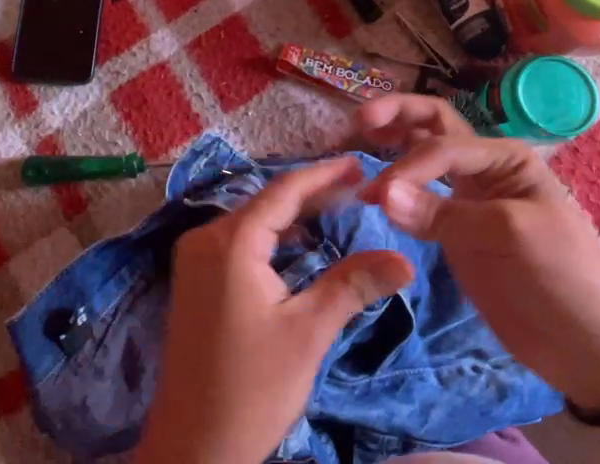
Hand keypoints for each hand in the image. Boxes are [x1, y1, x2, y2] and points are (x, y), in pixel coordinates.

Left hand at [136, 157, 415, 463]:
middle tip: (357, 187)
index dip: (323, 175)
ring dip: (291, 217)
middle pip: (265, 204)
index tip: (358, 163)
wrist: (194, 444)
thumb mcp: (308, 333)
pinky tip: (300, 246)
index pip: (282, 192)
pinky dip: (271, 239)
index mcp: (231, 243)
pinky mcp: (194, 280)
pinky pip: (237, 243)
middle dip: (311, 195)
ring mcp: (194, 260)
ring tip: (338, 211)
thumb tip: (405, 260)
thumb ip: (352, 286)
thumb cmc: (253, 388)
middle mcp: (205, 239)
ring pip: (251, 223)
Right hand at [355, 96, 599, 412]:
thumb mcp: (510, 237)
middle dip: (397, 115)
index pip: (443, 146)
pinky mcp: (454, 231)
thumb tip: (380, 194)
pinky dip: (395, 186)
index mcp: (506, 158)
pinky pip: (418, 198)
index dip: (408, 166)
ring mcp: (467, 200)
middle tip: (359, 121)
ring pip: (422, 155)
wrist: (592, 349)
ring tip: (356, 139)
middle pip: (433, 126)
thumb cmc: (564, 279)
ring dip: (392, 141)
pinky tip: (371, 189)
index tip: (379, 198)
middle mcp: (483, 169)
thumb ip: (443, 214)